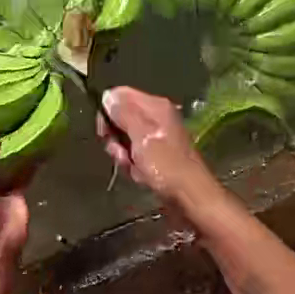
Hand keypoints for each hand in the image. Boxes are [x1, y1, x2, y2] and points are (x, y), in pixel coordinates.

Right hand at [96, 87, 213, 201]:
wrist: (190, 198)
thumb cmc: (166, 166)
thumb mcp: (141, 136)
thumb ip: (123, 113)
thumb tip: (107, 96)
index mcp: (155, 106)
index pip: (120, 95)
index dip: (107, 110)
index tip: (104, 130)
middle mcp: (156, 117)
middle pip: (119, 117)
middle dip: (114, 136)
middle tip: (119, 152)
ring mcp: (156, 136)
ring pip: (123, 138)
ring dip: (121, 154)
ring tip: (131, 166)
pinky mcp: (155, 154)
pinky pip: (132, 153)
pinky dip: (131, 164)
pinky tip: (138, 174)